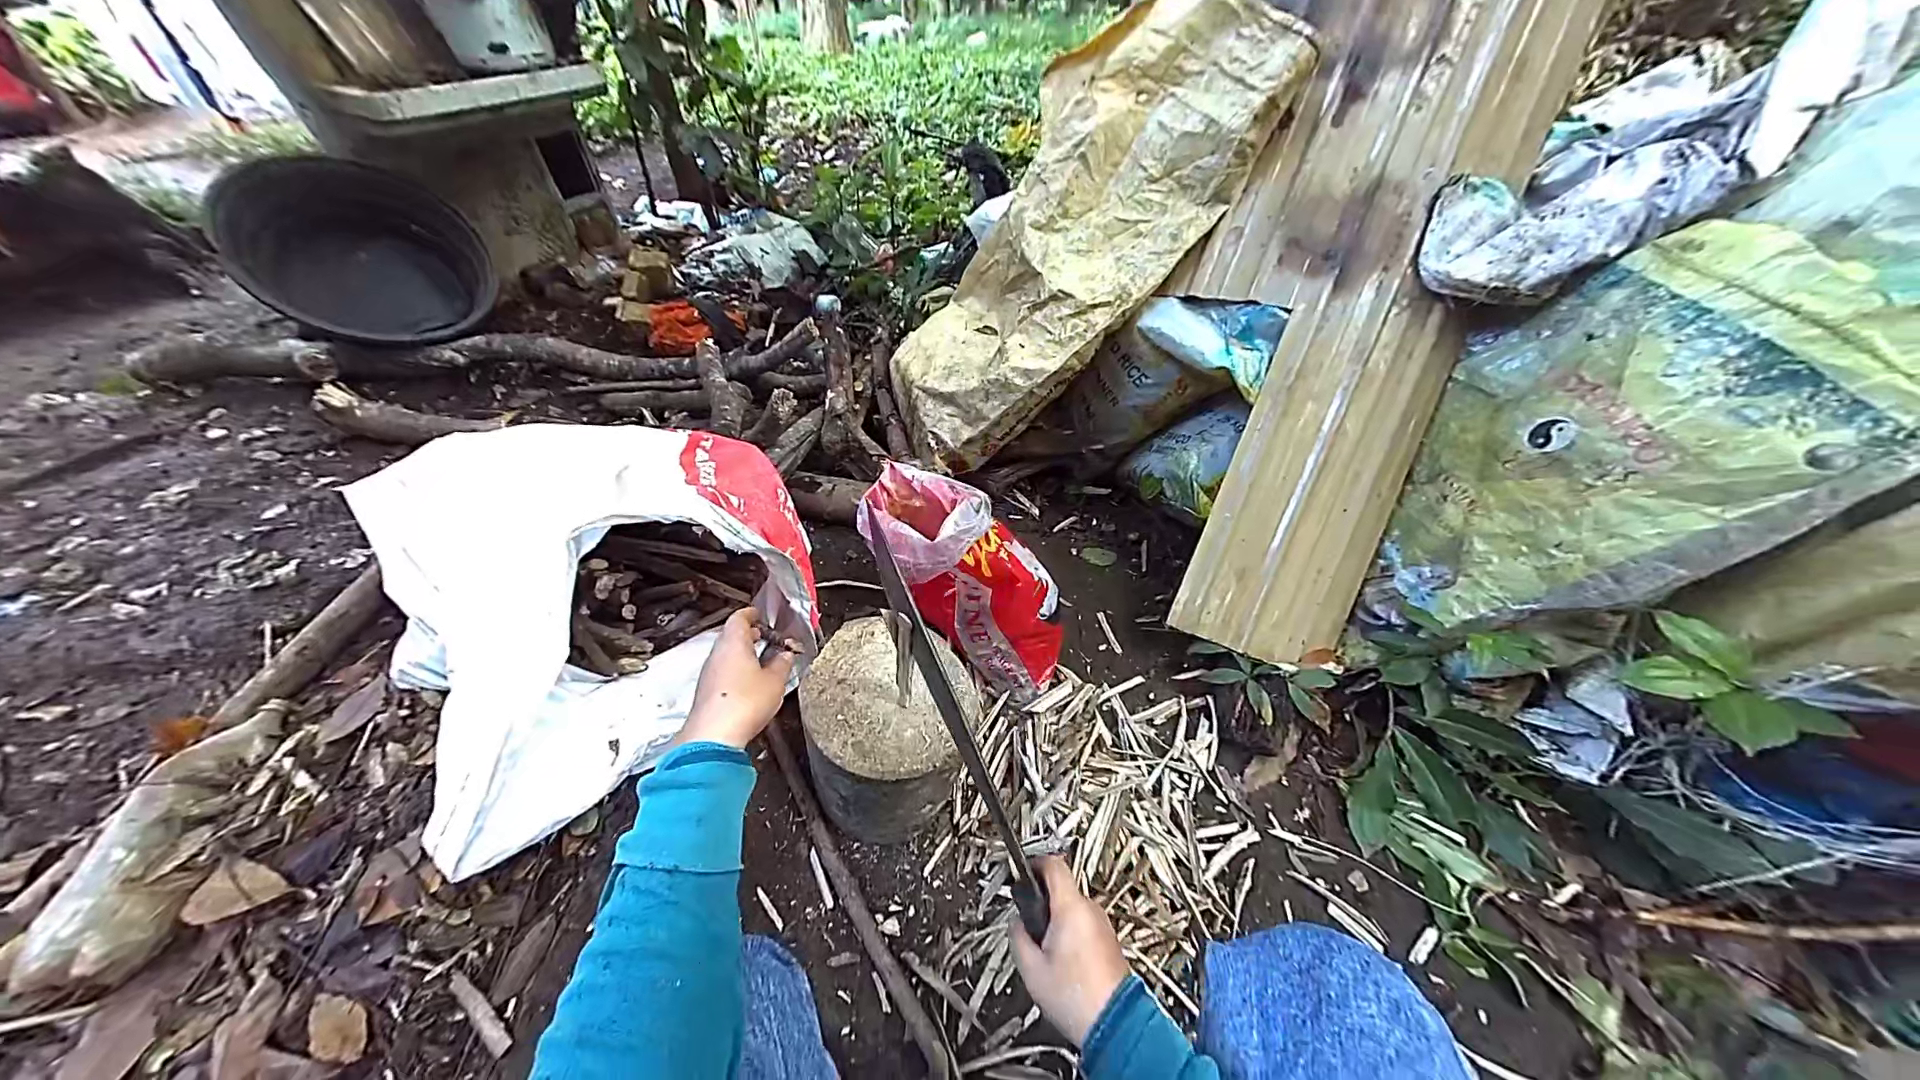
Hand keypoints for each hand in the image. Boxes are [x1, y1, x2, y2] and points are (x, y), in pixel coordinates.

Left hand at [677, 608, 796, 748]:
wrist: (714, 737)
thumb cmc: (742, 705)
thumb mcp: (775, 681)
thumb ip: (782, 663)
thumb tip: (786, 656)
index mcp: (733, 643)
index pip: (739, 618)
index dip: (751, 614)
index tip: (758, 614)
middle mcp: (717, 655)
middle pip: (731, 636)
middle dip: (749, 635)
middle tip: (765, 637)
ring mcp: (709, 674)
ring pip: (726, 655)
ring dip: (743, 655)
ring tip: (762, 662)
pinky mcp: (707, 692)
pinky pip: (722, 673)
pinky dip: (736, 672)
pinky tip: (749, 684)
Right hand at [1009, 856, 1130, 1045]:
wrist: (1114, 1025)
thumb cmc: (1077, 999)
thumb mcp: (1031, 967)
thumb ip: (1017, 934)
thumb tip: (1016, 923)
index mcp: (1070, 908)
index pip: (1052, 865)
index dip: (1034, 863)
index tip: (1023, 871)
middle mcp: (1090, 910)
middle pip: (1061, 888)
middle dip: (1042, 902)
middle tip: (1030, 926)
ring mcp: (1102, 925)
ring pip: (1073, 908)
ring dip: (1057, 920)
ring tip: (1047, 952)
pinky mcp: (1109, 941)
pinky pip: (1084, 924)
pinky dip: (1072, 933)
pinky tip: (1064, 962)